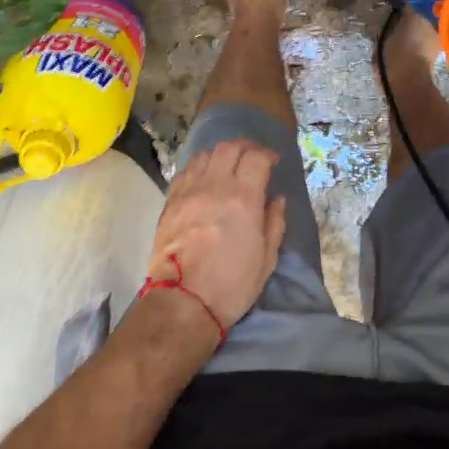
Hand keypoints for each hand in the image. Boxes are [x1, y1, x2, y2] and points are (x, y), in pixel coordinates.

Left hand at [145, 140, 286, 334]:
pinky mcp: (170, 202)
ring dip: (221, 155)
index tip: (273, 163)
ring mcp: (189, 191)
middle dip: (246, 148)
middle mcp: (215, 186)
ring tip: (228, 167)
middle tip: (253, 158)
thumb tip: (277, 200)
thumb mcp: (266, 259)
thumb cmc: (231, 284)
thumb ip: (274, 223)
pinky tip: (205, 180)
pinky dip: (200, 168)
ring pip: (206, 155)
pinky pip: (186, 171)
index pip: (257, 158)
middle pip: (230, 148)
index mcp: (244, 198)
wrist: (183, 301)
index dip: (268, 155)